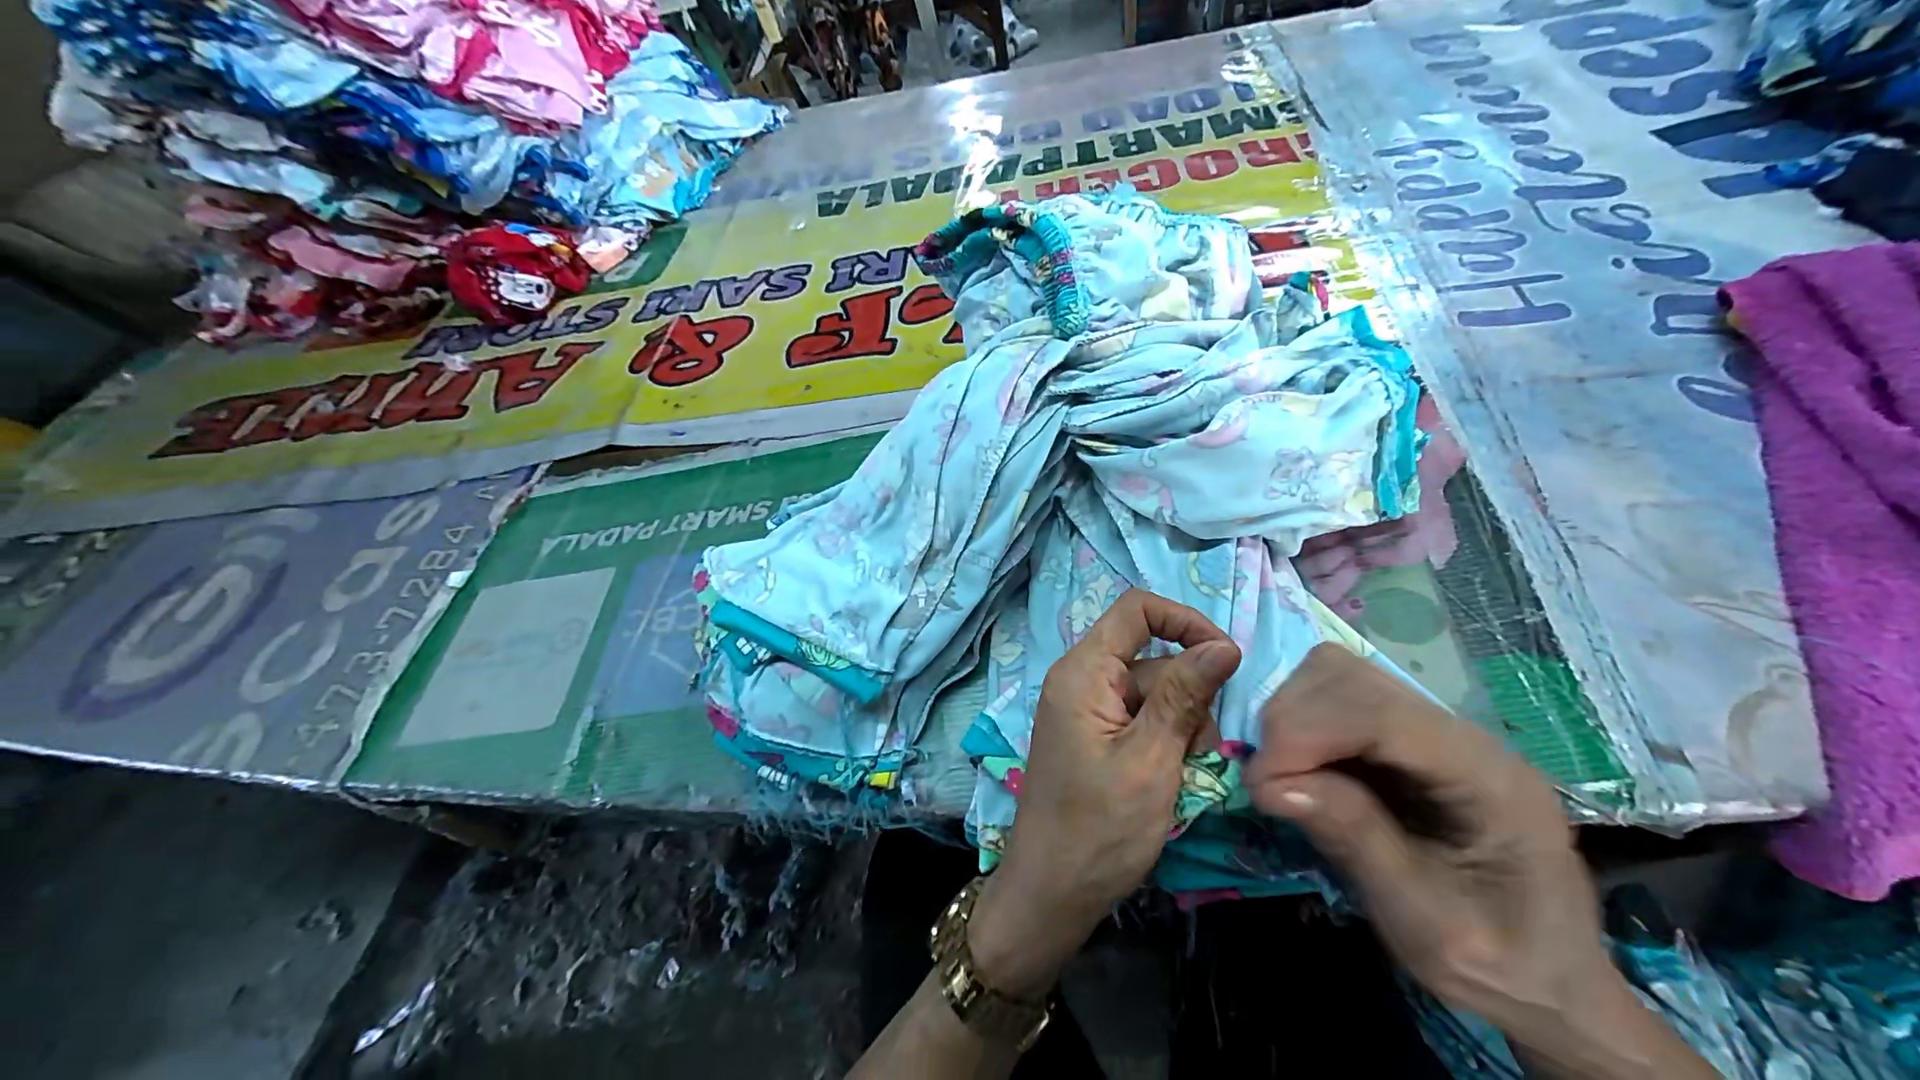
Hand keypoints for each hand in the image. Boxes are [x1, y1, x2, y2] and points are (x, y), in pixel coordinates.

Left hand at [969, 589, 1241, 998]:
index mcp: (1083, 672)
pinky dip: (1166, 743)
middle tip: (1196, 752)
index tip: (1226, 659)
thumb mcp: (1151, 760)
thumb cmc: (1098, 830)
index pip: (1137, 610)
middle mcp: (1082, 681)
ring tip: (1179, 775)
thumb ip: (1185, 696)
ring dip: (1182, 727)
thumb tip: (1225, 644)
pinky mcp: (1097, 738)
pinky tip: (1169, 781)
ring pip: (1156, 693)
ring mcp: (1088, 711)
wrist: (1051, 893)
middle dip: (1189, 697)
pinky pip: (1144, 720)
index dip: (1185, 621)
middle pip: (1153, 658)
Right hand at [1245, 644, 1701, 1077]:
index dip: (1306, 734)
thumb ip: (1356, 843)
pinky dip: (1300, 720)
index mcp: (1490, 780)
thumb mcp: (1428, 925)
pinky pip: (1336, 697)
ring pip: (1337, 675)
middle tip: (1268, 783)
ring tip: (1281, 774)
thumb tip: (1269, 784)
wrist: (1550, 983)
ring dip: (1291, 715)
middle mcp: (1462, 735)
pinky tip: (1299, 766)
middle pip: (1351, 678)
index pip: (1381, 715)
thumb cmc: (1500, 966)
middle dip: (1292, 721)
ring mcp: (1432, 729)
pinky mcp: (1405, 736)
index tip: (1260, 784)